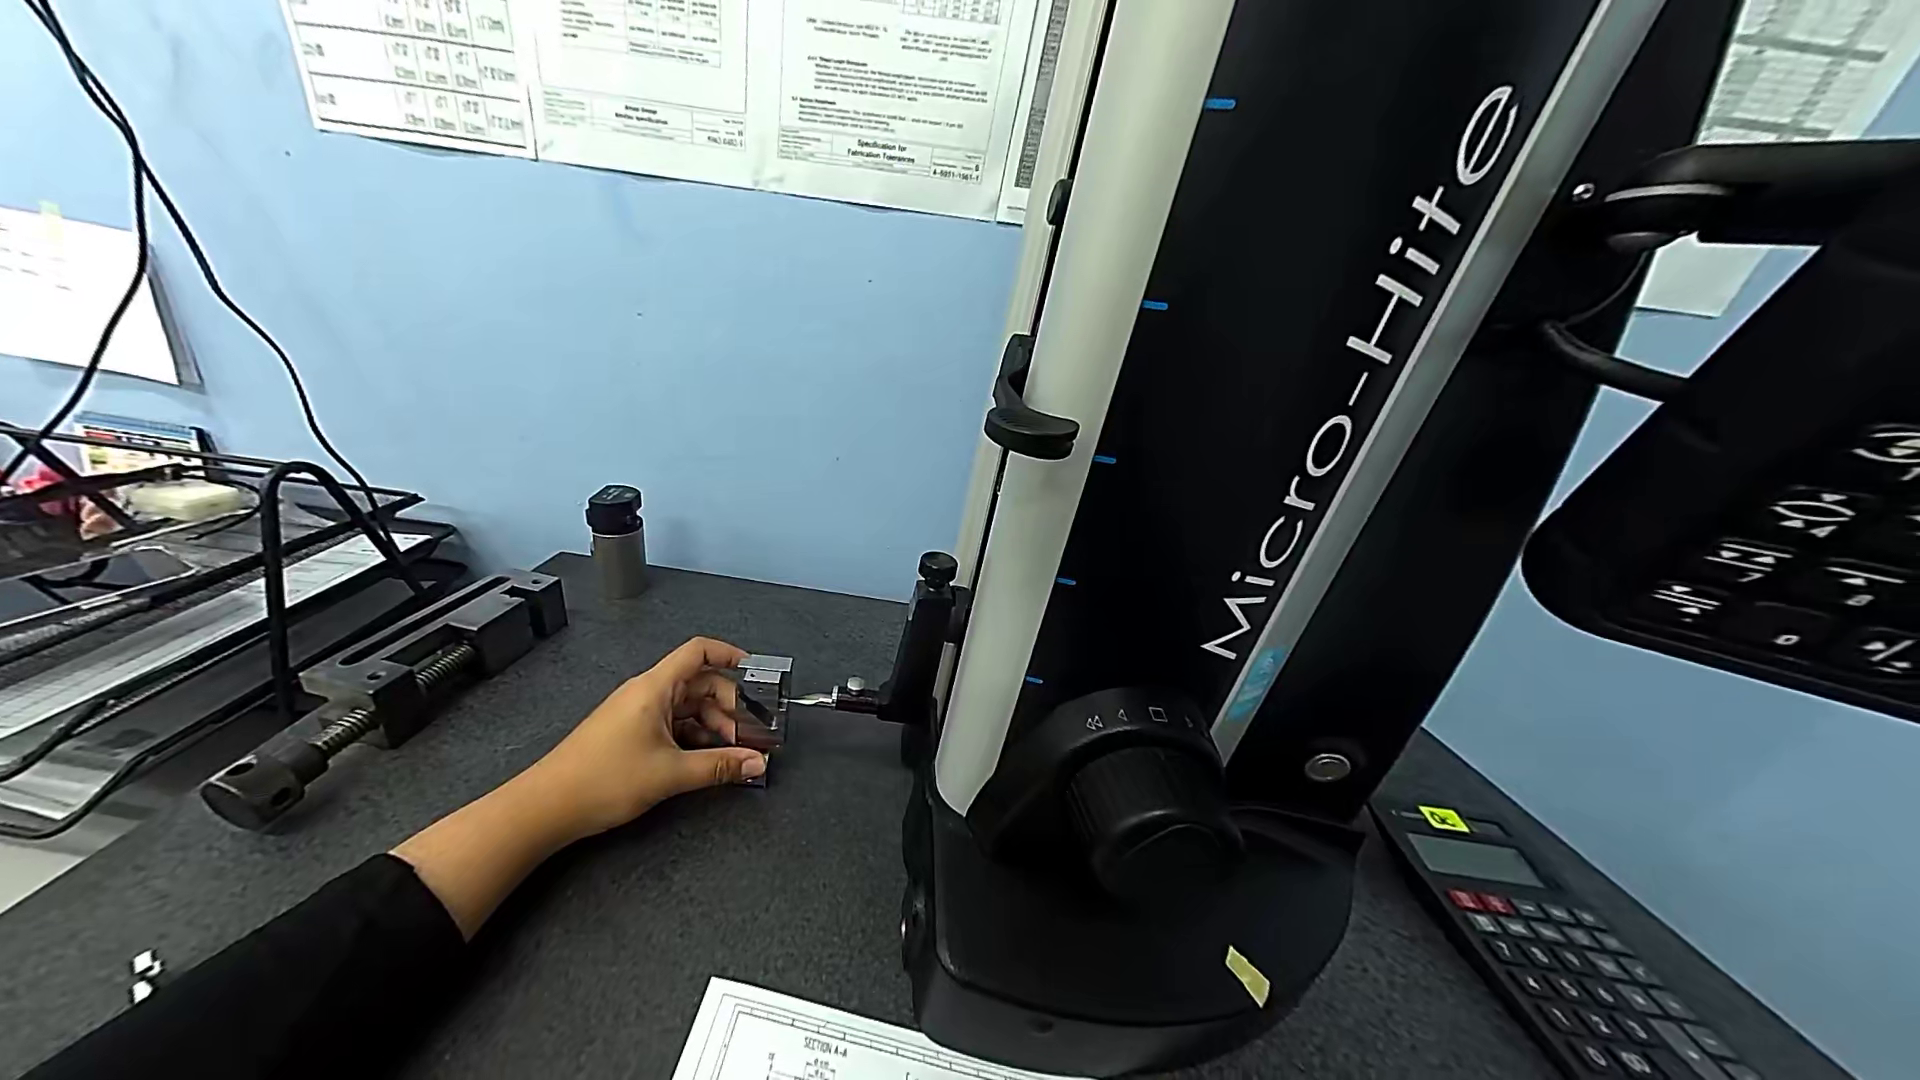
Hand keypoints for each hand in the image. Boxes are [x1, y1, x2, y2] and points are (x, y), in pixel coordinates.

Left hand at [520, 636, 767, 840]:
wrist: (544, 809)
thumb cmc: (599, 780)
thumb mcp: (670, 773)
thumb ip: (720, 766)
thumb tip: (755, 763)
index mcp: (654, 688)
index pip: (699, 651)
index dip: (729, 654)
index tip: (755, 672)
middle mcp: (647, 693)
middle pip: (700, 683)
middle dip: (729, 705)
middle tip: (749, 731)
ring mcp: (638, 712)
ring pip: (688, 706)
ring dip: (714, 725)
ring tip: (732, 751)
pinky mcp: (632, 732)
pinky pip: (674, 724)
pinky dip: (695, 736)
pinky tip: (707, 758)